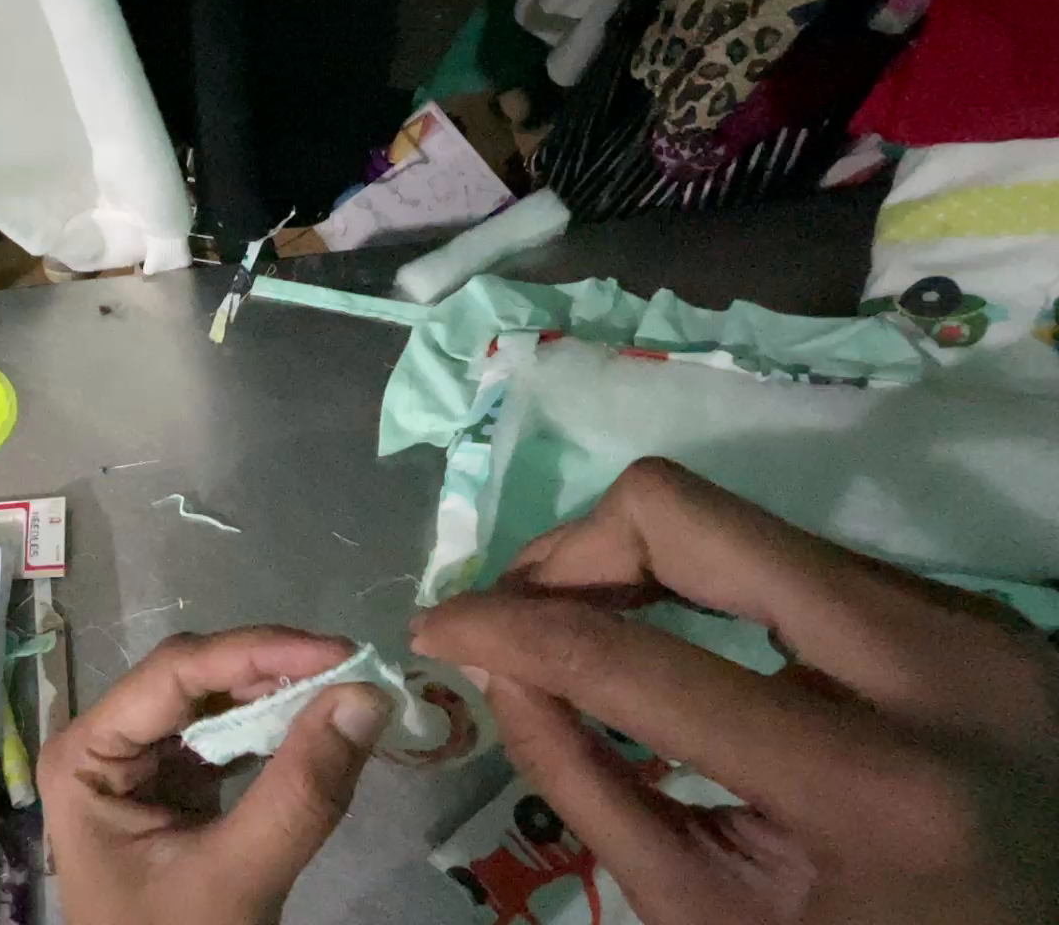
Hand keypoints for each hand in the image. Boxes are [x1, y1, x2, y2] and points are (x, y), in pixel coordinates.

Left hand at [39, 627, 392, 924]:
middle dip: (271, 669)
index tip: (338, 653)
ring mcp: (137, 757)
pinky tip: (311, 722)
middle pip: (192, 677)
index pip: (173, 673)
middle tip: (351, 670)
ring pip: (210, 699)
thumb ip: (299, 794)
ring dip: (275, 693)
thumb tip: (365, 700)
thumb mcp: (235, 881)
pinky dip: (269, 728)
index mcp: (87, 752)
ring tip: (340, 691)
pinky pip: (221, 734)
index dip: (257, 652)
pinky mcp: (171, 779)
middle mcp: (104, 738)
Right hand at [412, 457, 1058, 923]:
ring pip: (717, 513)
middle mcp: (935, 662)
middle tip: (518, 611)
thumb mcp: (707, 914)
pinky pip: (765, 546)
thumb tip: (492, 666)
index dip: (500, 629)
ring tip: (579, 620)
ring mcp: (958, 619)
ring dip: (614, 559)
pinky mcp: (954, 605)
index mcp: (876, 784)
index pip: (622, 656)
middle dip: (563, 554)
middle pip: (673, 511)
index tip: (436, 627)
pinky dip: (680, 576)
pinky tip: (665, 630)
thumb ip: (577, 776)